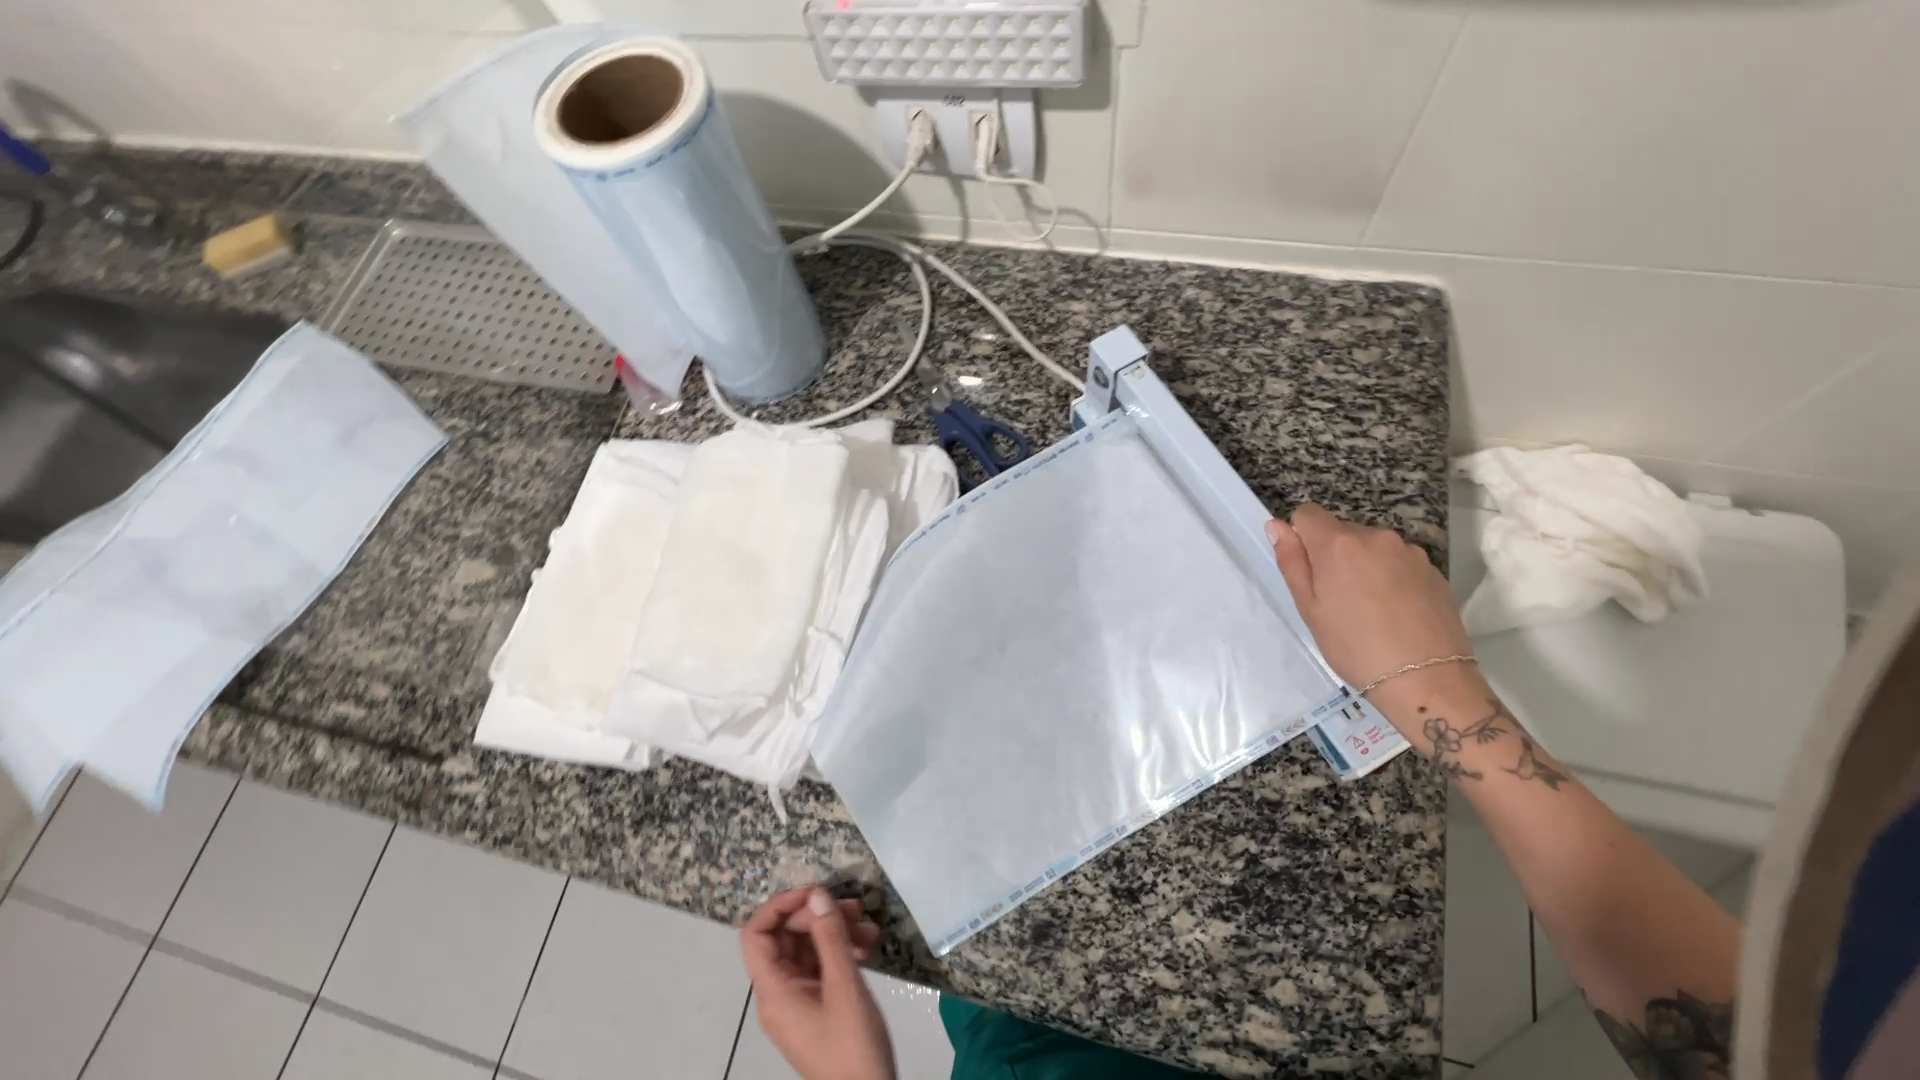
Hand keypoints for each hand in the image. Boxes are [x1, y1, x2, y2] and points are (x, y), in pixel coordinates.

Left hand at [740, 887, 894, 1079]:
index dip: (781, 906)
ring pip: (807, 952)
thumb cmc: (851, 1046)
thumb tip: (817, 895)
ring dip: (835, 933)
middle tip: (854, 908)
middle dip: (817, 917)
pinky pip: (822, 969)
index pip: (756, 935)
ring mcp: (798, 1003)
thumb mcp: (844, 987)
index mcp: (773, 991)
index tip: (815, 893)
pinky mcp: (818, 1010)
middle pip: (785, 939)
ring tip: (869, 928)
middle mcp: (778, 994)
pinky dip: (841, 953)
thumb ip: (829, 938)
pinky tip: (868, 948)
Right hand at [1267, 504, 1487, 732]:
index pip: (1307, 514)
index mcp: (1339, 544)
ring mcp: (1409, 552)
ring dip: (1363, 566)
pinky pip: (1398, 563)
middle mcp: (1376, 537)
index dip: (1301, 538)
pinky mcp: (1432, 569)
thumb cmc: (1355, 647)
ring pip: (1371, 548)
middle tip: (1336, 600)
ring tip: (1369, 609)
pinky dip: (1390, 578)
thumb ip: (1292, 562)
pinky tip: (1395, 613)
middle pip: (1341, 532)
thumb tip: (1277, 526)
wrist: (1427, 679)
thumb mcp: (1310, 609)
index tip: (1308, 571)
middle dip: (1333, 555)